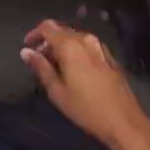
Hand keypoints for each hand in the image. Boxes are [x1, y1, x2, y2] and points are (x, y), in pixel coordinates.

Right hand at [20, 20, 149, 149]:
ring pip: (75, 39)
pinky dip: (75, 52)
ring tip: (55, 68)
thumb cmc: (85, 108)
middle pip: (61, 31)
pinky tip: (74, 71)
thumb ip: (40, 67)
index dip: (34, 34)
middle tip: (39, 61)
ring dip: (62, 48)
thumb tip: (25, 51)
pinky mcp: (110, 57)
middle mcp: (86, 40)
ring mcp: (101, 48)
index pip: (47, 27)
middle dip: (47, 42)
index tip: (27, 47)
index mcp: (71, 46)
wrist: (124, 122)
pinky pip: (87, 47)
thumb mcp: (56, 91)